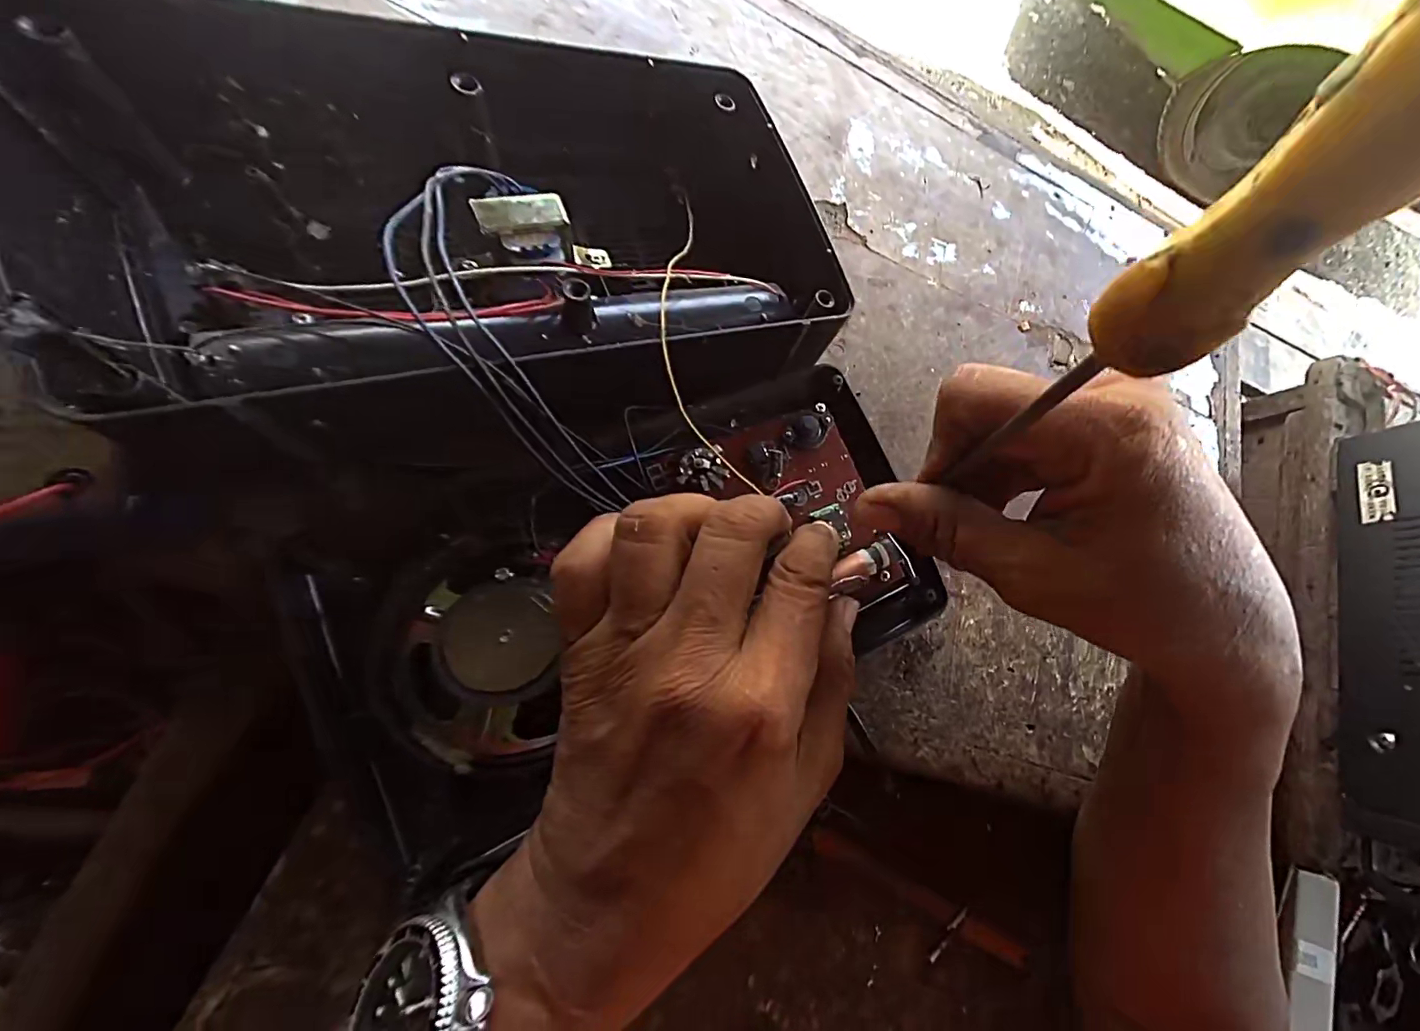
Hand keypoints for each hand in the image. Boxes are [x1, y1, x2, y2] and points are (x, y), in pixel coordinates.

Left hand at [469, 495, 857, 1029]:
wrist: (602, 910)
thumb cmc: (726, 850)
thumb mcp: (812, 775)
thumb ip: (835, 677)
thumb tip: (843, 599)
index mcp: (761, 700)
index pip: (798, 579)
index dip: (819, 543)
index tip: (823, 542)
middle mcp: (689, 662)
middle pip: (729, 533)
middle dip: (766, 512)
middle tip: (778, 529)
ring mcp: (623, 653)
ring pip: (650, 529)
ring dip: (695, 510)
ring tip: (717, 529)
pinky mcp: (577, 654)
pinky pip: (580, 562)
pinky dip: (616, 533)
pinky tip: (653, 549)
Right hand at [855, 363, 1296, 741]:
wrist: (1226, 620)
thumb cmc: (1149, 607)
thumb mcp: (1034, 573)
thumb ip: (949, 529)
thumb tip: (875, 504)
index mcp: (1105, 423)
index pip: (973, 395)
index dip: (937, 451)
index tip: (934, 507)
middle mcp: (1118, 391)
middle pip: (993, 407)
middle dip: (966, 470)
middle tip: (965, 533)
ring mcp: (1125, 400)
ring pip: (1013, 418)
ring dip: (992, 473)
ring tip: (1003, 531)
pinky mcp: (1124, 416)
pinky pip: (1044, 427)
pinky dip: (1021, 470)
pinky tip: (1030, 514)